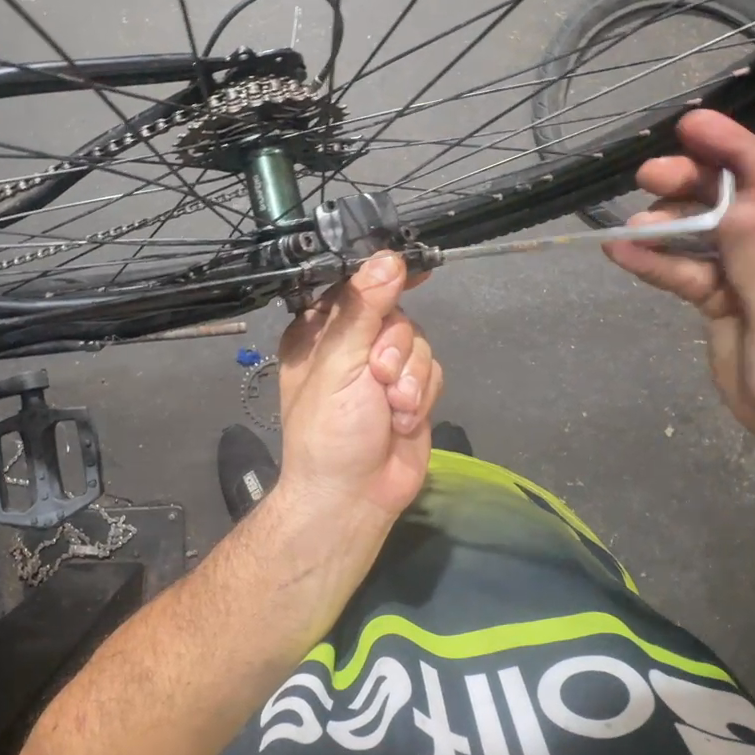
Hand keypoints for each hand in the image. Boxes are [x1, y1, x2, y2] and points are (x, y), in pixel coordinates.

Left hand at [276, 252, 443, 520]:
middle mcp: (352, 343)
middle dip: (396, 348)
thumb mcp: (339, 365)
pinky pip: (434, 369)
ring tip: (392, 408)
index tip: (406, 272)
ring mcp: (383, 366)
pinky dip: (423, 395)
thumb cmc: (328, 431)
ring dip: (411, 377)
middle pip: (396, 312)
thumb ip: (364, 310)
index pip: (353, 287)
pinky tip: (404, 419)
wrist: (354, 496)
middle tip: (379, 377)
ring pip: (419, 341)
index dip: (379, 280)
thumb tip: (389, 258)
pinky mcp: (412, 388)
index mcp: (320, 331)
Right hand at [603, 110, 754, 456]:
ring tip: (631, 227)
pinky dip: (663, 263)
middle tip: (647, 174)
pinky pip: (697, 270)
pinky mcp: (738, 297)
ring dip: (672, 228)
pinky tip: (624, 254)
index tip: (691, 124)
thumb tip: (739, 197)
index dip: (738, 150)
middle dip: (695, 188)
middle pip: (744, 200)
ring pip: (713, 233)